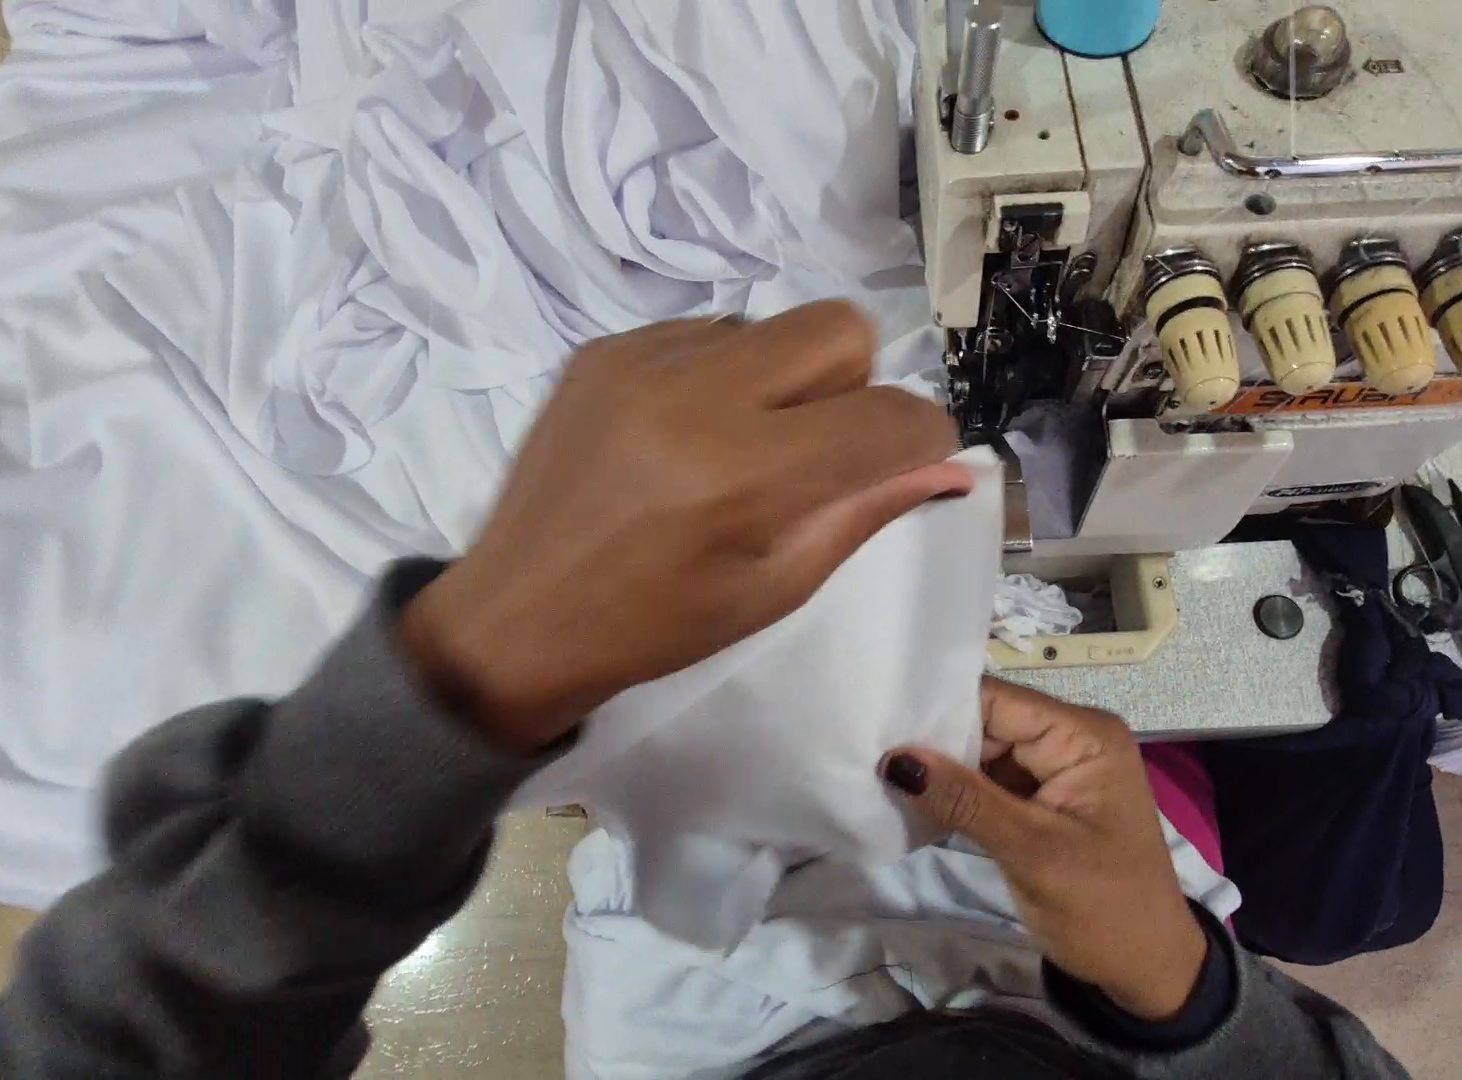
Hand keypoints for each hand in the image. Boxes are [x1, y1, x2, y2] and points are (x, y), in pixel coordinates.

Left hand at [401, 302, 969, 752]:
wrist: (517, 617)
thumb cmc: (657, 626)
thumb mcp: (775, 588)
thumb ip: (864, 512)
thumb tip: (944, 462)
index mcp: (743, 475)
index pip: (888, 418)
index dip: (924, 437)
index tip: (909, 461)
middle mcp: (695, 394)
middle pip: (840, 328)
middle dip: (854, 387)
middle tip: (815, 450)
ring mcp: (640, 359)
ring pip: (774, 327)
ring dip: (783, 382)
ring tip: (734, 448)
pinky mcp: (603, 348)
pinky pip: (708, 333)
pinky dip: (721, 377)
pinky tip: (683, 434)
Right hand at [882, 677, 1208, 1020]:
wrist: (1148, 972)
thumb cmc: (1104, 909)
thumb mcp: (1033, 853)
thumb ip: (965, 800)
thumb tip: (896, 760)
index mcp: (1084, 736)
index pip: (999, 701)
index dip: (943, 709)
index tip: (884, 720)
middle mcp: (1070, 738)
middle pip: (987, 721)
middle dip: (937, 739)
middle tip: (874, 749)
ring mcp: (1054, 767)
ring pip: (982, 750)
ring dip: (941, 767)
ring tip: (882, 770)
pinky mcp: (1040, 795)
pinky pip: (988, 778)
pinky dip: (956, 790)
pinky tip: (913, 796)